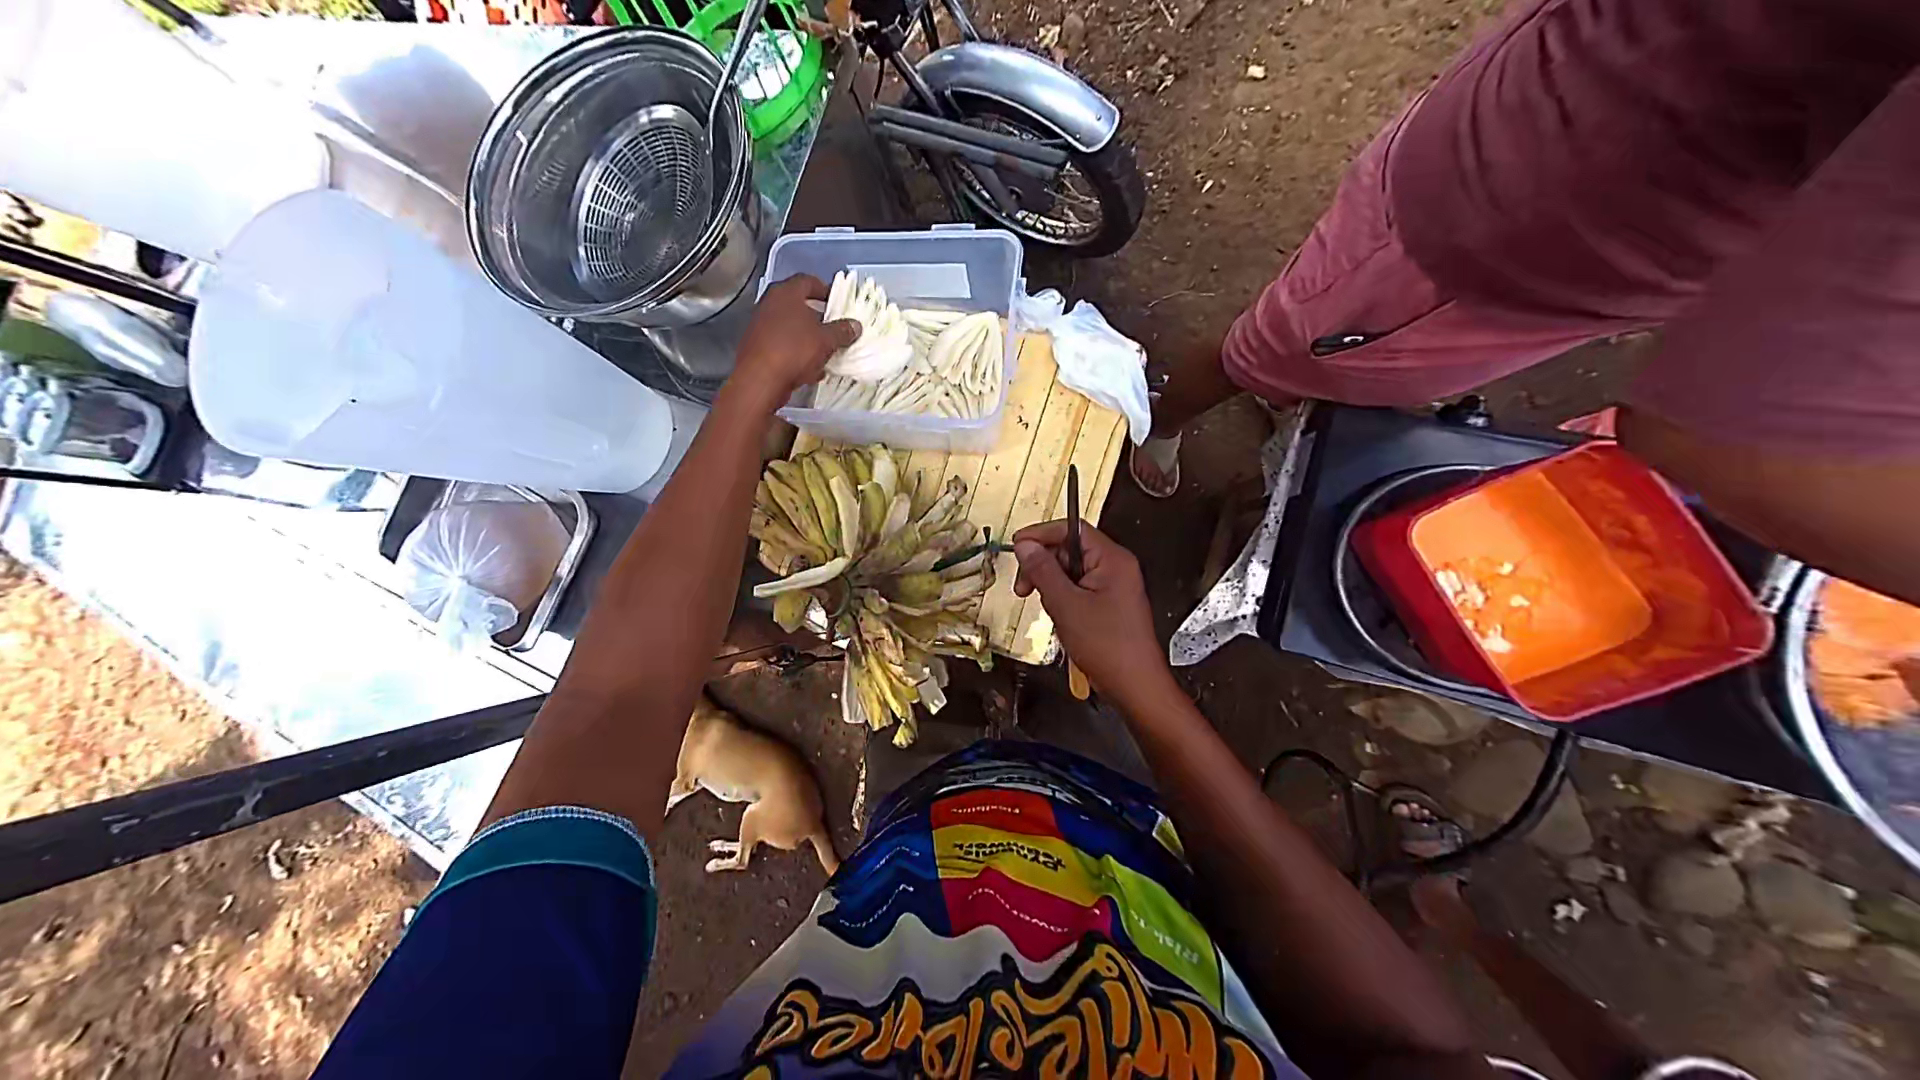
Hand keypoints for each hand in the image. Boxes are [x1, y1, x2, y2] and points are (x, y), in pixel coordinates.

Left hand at [728, 274, 861, 408]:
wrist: (760, 380)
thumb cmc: (794, 350)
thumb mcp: (826, 340)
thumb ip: (842, 331)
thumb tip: (854, 326)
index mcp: (786, 293)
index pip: (808, 281)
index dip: (825, 290)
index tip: (838, 303)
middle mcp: (769, 304)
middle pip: (798, 305)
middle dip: (818, 318)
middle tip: (834, 329)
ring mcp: (760, 326)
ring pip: (790, 327)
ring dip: (808, 338)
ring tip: (824, 352)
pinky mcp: (756, 347)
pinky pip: (782, 345)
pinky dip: (796, 353)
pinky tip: (809, 369)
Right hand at [1012, 520, 1177, 709]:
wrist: (1133, 684)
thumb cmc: (1110, 647)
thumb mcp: (1065, 604)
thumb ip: (1042, 570)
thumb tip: (1025, 546)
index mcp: (1112, 560)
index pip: (1072, 529)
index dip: (1041, 534)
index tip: (1019, 546)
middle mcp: (1115, 568)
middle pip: (1068, 550)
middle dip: (1043, 567)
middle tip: (1025, 586)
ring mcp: (1112, 586)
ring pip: (1069, 573)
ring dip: (1052, 588)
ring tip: (1051, 610)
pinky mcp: (1107, 604)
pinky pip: (1077, 591)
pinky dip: (1062, 601)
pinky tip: (1061, 619)